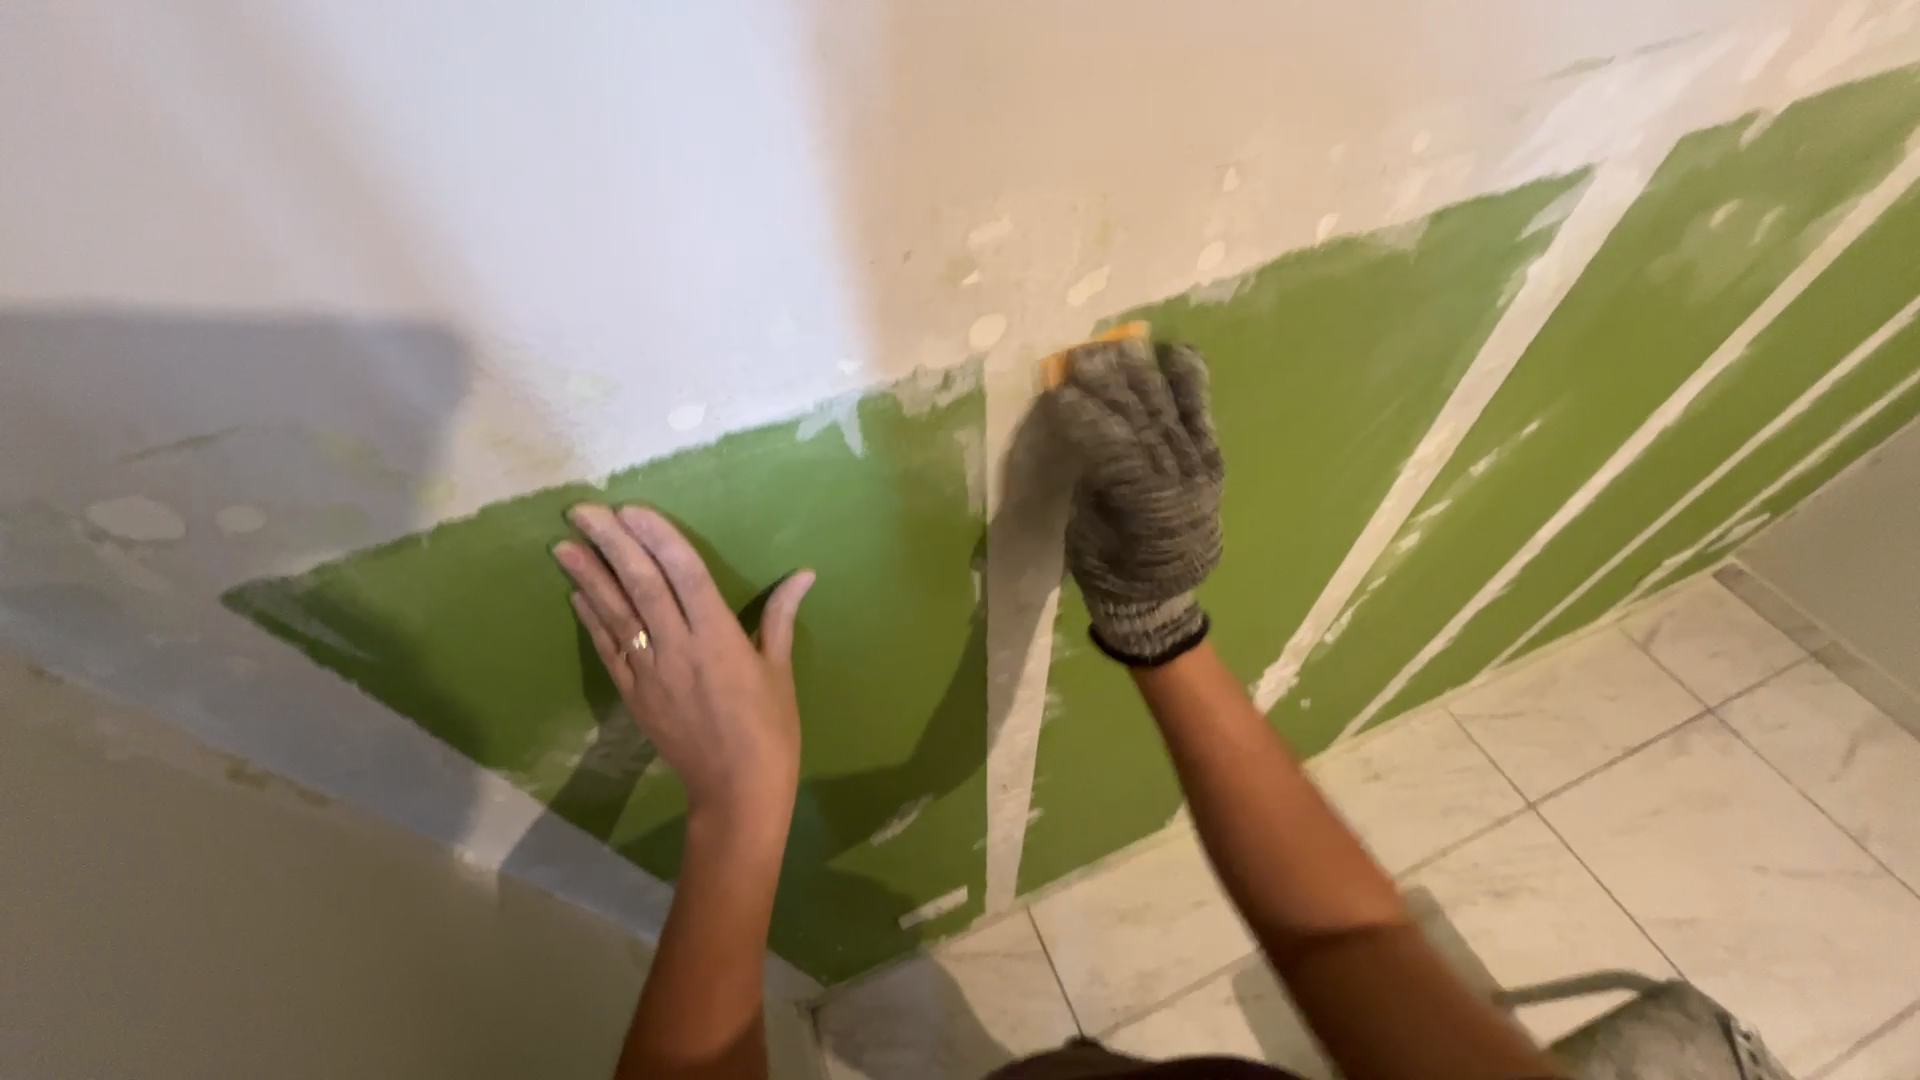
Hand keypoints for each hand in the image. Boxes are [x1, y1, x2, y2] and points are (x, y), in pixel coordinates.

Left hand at [553, 504, 814, 836]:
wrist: (735, 789)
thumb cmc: (771, 728)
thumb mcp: (780, 669)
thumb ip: (780, 616)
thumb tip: (803, 573)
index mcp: (720, 638)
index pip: (685, 575)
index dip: (658, 539)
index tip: (632, 509)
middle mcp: (679, 648)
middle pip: (641, 586)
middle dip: (611, 546)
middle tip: (582, 511)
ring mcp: (650, 673)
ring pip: (616, 615)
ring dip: (588, 578)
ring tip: (563, 545)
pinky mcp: (634, 694)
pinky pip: (608, 649)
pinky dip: (591, 619)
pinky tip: (576, 595)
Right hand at [1042, 337, 1224, 665]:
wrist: (1159, 598)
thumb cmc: (1109, 569)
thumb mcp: (1086, 529)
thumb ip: (1090, 479)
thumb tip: (1083, 434)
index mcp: (1142, 503)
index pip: (1113, 445)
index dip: (1086, 416)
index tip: (1059, 391)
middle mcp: (1178, 479)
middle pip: (1143, 419)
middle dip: (1112, 384)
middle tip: (1084, 354)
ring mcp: (1199, 467)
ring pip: (1171, 411)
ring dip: (1145, 374)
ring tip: (1122, 344)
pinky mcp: (1211, 462)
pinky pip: (1201, 416)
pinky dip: (1189, 384)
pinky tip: (1177, 352)